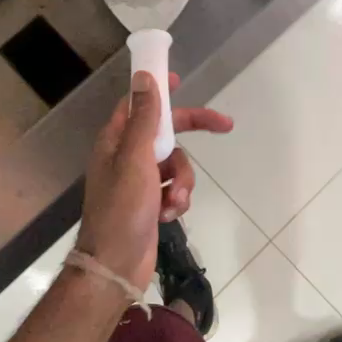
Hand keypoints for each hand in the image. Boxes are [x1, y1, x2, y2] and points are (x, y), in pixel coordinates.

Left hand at [76, 71, 233, 290]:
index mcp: (116, 141)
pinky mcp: (150, 203)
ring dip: (183, 182)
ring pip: (176, 165)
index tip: (180, 79)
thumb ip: (143, 118)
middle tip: (225, 126)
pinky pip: (174, 189)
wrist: (116, 265)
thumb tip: (144, 76)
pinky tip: (169, 216)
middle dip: (193, 133)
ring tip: (174, 202)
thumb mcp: (135, 159)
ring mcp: (139, 181)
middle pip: (166, 133)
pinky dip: (176, 201)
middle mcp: (126, 156)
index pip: (138, 103)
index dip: (158, 90)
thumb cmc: (122, 209)